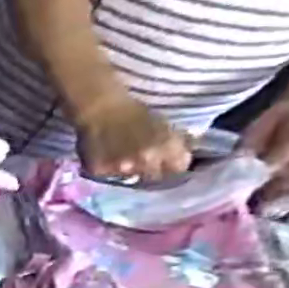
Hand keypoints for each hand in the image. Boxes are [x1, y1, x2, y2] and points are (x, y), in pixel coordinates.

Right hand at [75, 94, 191, 180]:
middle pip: (153, 177)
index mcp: (167, 147)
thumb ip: (178, 141)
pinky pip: (108, 176)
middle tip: (143, 161)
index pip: (178, 168)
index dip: (174, 165)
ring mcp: (120, 167)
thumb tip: (189, 151)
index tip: (169, 162)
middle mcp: (145, 160)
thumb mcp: (164, 124)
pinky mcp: (99, 171)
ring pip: (130, 177)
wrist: (101, 111)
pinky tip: (106, 158)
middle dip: (151, 169)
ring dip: (129, 170)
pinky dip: (108, 169)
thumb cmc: (135, 114)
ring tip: (123, 159)